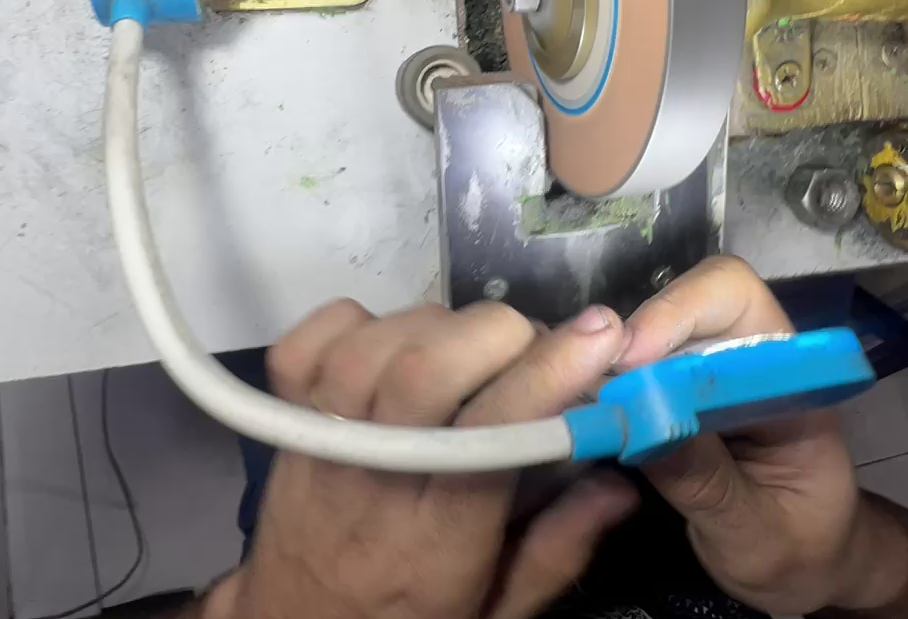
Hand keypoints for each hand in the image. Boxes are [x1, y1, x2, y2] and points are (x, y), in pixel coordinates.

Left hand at [202, 300, 639, 618]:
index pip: (491, 436)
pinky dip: (362, 319)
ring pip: (378, 340)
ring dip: (439, 325)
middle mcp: (372, 472)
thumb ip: (556, 549)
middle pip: (422, 368)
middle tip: (527, 345)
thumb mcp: (494, 610)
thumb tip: (620, 481)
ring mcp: (320, 431)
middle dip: (494, 334)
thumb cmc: (405, 613)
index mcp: (434, 537)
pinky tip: (389, 341)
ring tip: (466, 348)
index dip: (546, 374)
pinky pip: (319, 331)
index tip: (597, 333)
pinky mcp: (287, 404)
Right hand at [618, 256, 907, 614]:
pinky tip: (590, 414)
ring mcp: (705, 366)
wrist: (804, 567)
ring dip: (612, 356)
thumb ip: (705, 482)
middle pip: (684, 300)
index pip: (738, 298)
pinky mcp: (673, 385)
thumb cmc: (799, 550)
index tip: (633, 359)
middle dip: (637, 333)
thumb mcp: (757, 536)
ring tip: (586, 404)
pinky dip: (605, 380)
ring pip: (649, 327)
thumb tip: (642, 421)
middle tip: (594, 385)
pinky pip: (632, 363)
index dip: (682, 309)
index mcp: (786, 375)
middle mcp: (742, 353)